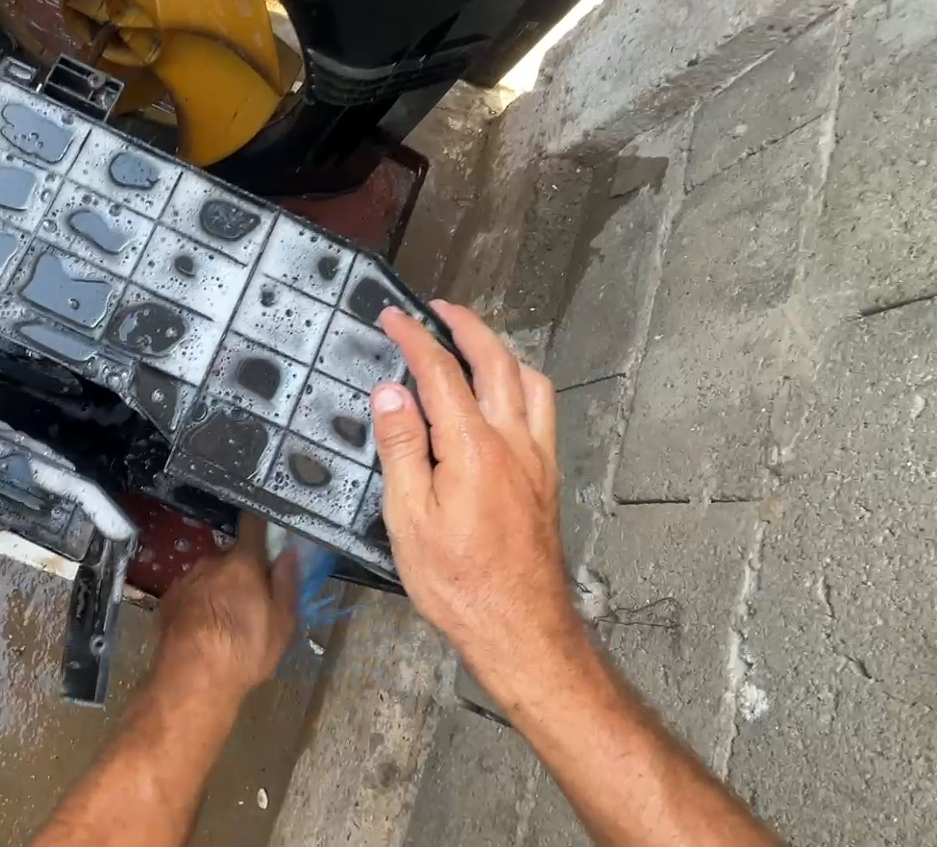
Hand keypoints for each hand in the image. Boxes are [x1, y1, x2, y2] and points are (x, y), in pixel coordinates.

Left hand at [152, 513, 300, 696]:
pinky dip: (198, 603)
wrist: (191, 679)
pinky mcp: (168, 597)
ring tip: (224, 623)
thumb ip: (286, 583)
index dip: (262, 526)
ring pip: (210, 575)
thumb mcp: (282, 624)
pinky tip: (202, 630)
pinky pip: (191, 591)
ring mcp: (186, 578)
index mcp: (243, 563)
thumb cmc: (244, 651)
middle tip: (251, 602)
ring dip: (219, 588)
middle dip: (242, 573)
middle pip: (232, 558)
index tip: (270, 533)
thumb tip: (289, 551)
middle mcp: (212, 561)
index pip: (253, 525)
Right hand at [371, 301, 584, 705]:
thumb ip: (401, 447)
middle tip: (437, 308)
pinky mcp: (546, 476)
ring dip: (500, 349)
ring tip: (472, 341)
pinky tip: (504, 394)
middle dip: (466, 325)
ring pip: (529, 380)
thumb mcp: (408, 517)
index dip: (414, 338)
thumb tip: (390, 393)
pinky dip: (521, 382)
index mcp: (472, 448)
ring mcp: (535, 457)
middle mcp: (512, 442)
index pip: (441, 373)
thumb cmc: (456, 580)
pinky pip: (542, 409)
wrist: (520, 628)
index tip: (393, 316)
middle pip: (496, 362)